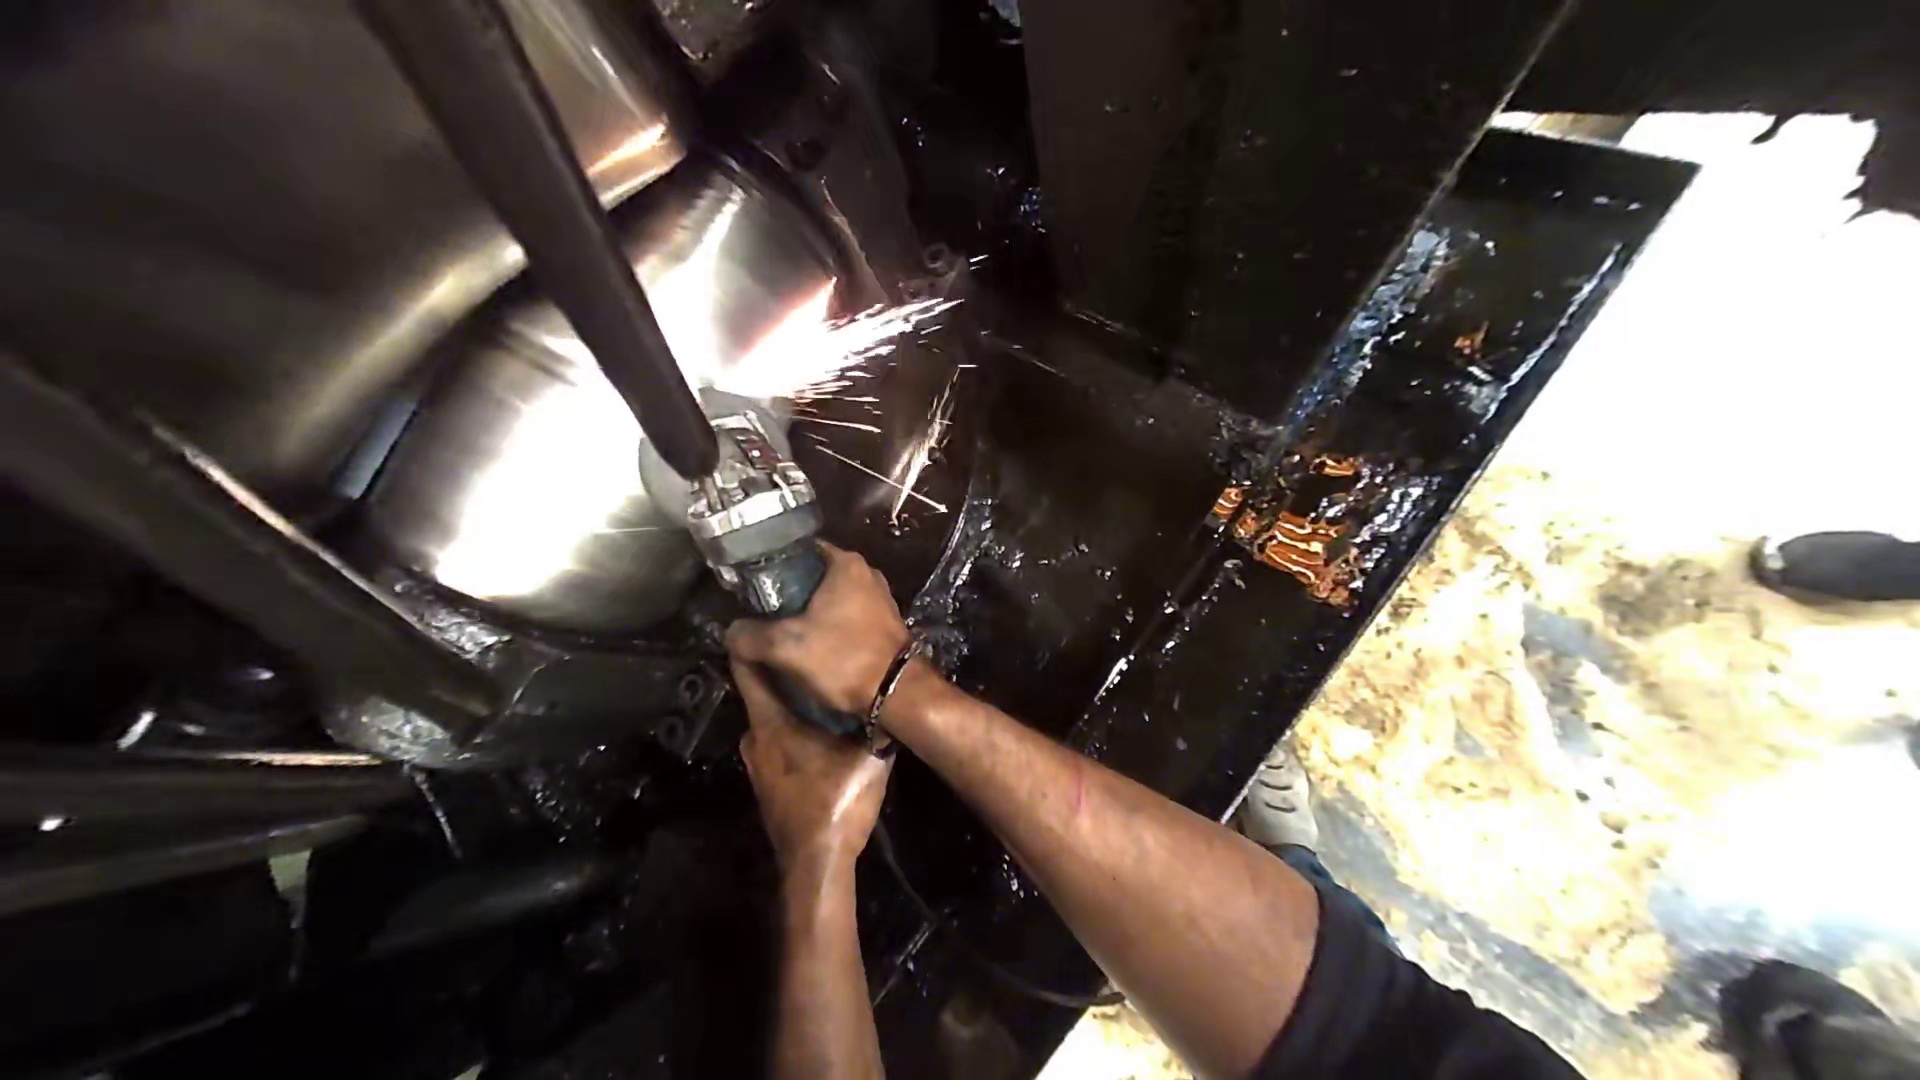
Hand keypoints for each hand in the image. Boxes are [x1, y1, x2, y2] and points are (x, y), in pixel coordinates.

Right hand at [726, 543, 910, 714]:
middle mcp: (866, 573)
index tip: (750, 586)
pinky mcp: (883, 621)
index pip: (799, 551)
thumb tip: (733, 632)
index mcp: (845, 564)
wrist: (897, 692)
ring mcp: (878, 597)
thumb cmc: (843, 657)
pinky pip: (845, 616)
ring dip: (808, 613)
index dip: (771, 566)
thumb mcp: (786, 646)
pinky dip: (827, 626)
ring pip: (829, 598)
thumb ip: (750, 635)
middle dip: (788, 593)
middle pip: (814, 575)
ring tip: (780, 631)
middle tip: (760, 613)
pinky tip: (809, 645)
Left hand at [734, 658, 891, 879]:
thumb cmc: (836, 798)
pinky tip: (819, 727)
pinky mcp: (767, 782)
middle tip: (814, 652)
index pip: (747, 671)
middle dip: (784, 671)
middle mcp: (754, 738)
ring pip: (770, 718)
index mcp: (770, 723)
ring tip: (822, 685)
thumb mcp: (866, 753)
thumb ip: (872, 720)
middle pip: (761, 692)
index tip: (770, 622)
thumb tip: (889, 692)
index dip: (753, 645)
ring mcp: (757, 763)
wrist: (816, 862)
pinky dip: (791, 726)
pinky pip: (776, 740)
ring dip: (790, 701)